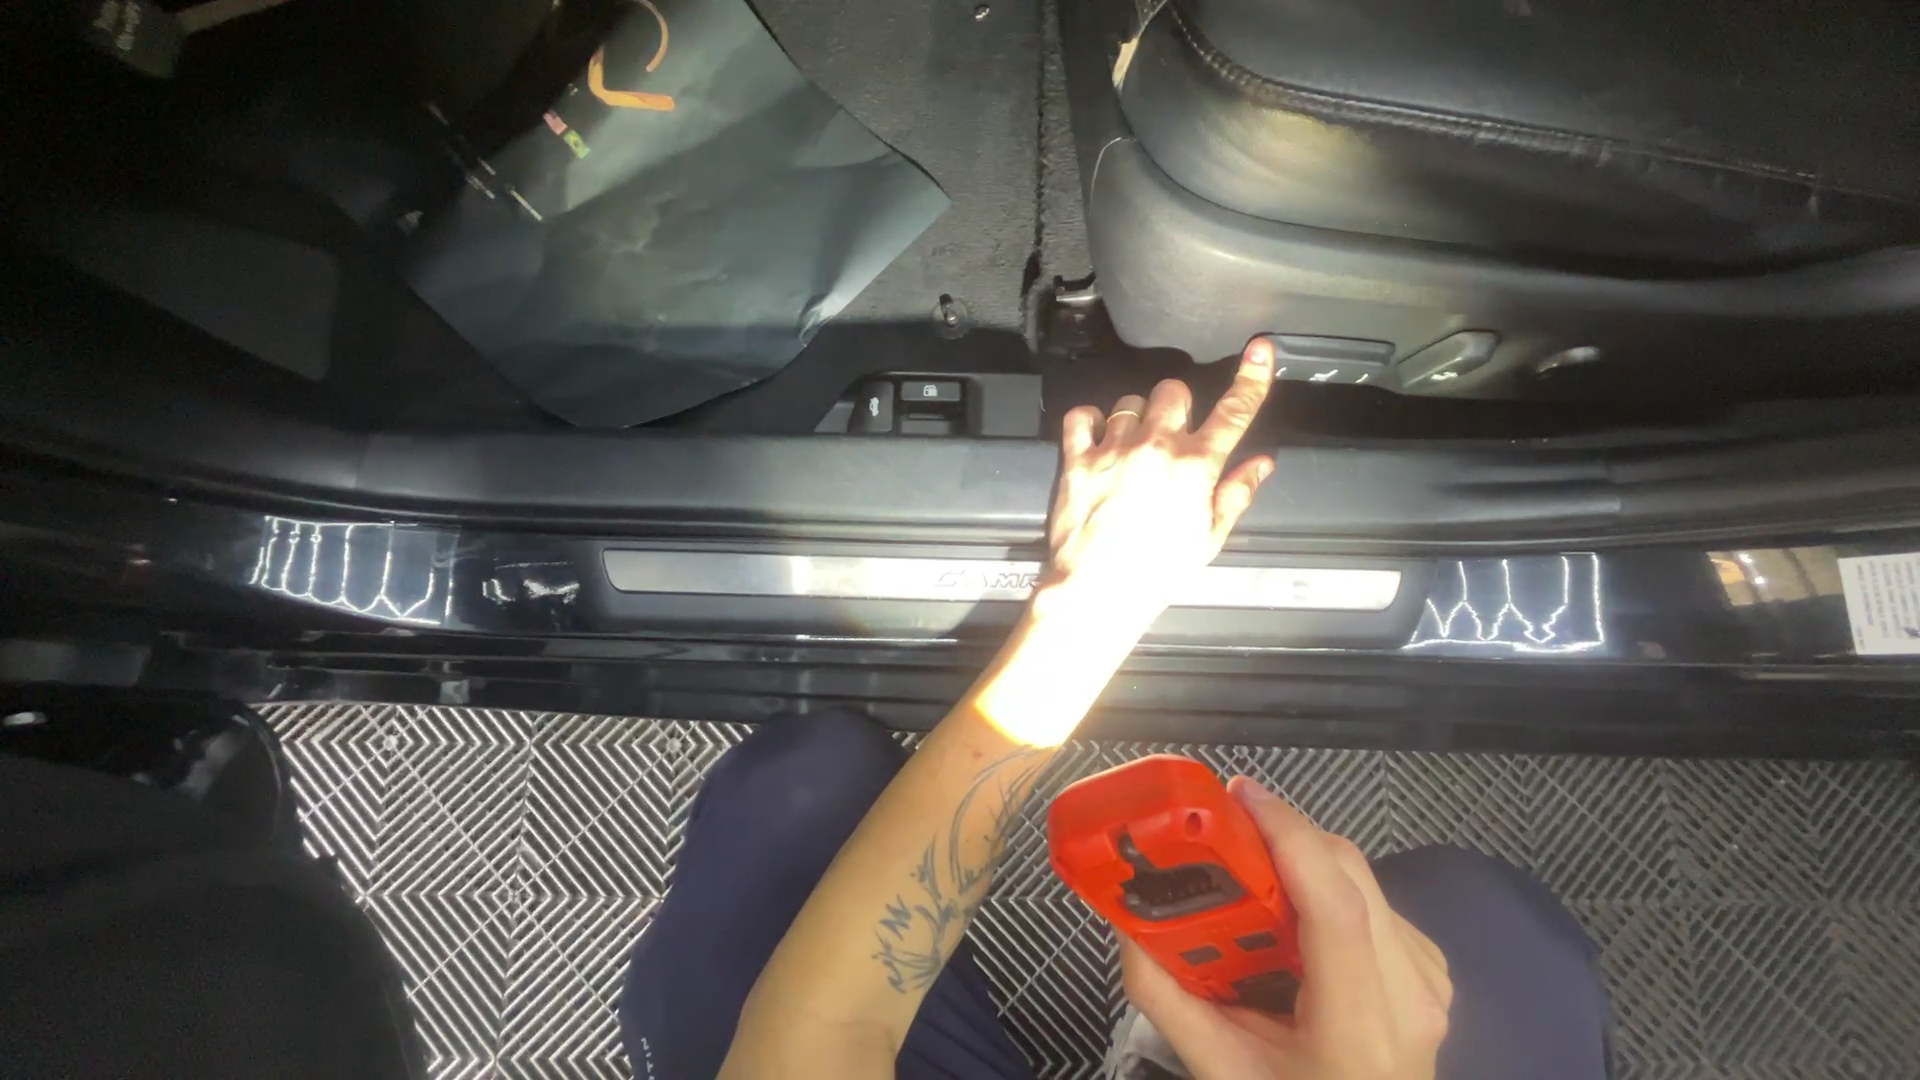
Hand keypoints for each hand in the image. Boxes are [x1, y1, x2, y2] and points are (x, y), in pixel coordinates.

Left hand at [1041, 338, 1277, 632]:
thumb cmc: (1158, 571)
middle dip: (1175, 408)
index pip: (1234, 411)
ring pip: (1128, 402)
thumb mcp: (1209, 538)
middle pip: (1172, 392)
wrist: (1098, 588)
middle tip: (1169, 436)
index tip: (1260, 349)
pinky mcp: (1077, 458)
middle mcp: (1156, 445)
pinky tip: (1095, 437)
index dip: (1251, 378)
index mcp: (1196, 465)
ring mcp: (1114, 448)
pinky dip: (1089, 421)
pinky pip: (1081, 415)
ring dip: (1134, 417)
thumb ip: (1237, 494)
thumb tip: (1263, 462)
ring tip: (1130, 446)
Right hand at [1118, 778, 1452, 1079]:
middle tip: (1222, 824)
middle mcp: (1409, 995)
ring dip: (1298, 852)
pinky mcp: (1429, 964)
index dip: (1288, 836)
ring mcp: (1428, 977)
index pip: (1334, 907)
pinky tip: (1289, 903)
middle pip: (1345, 873)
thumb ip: (1162, 992)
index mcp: (1359, 1030)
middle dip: (1280, 832)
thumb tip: (1124, 915)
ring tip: (1247, 862)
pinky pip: (1368, 892)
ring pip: (1358, 874)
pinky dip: (1320, 878)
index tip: (1238, 794)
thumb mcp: (1217, 1065)